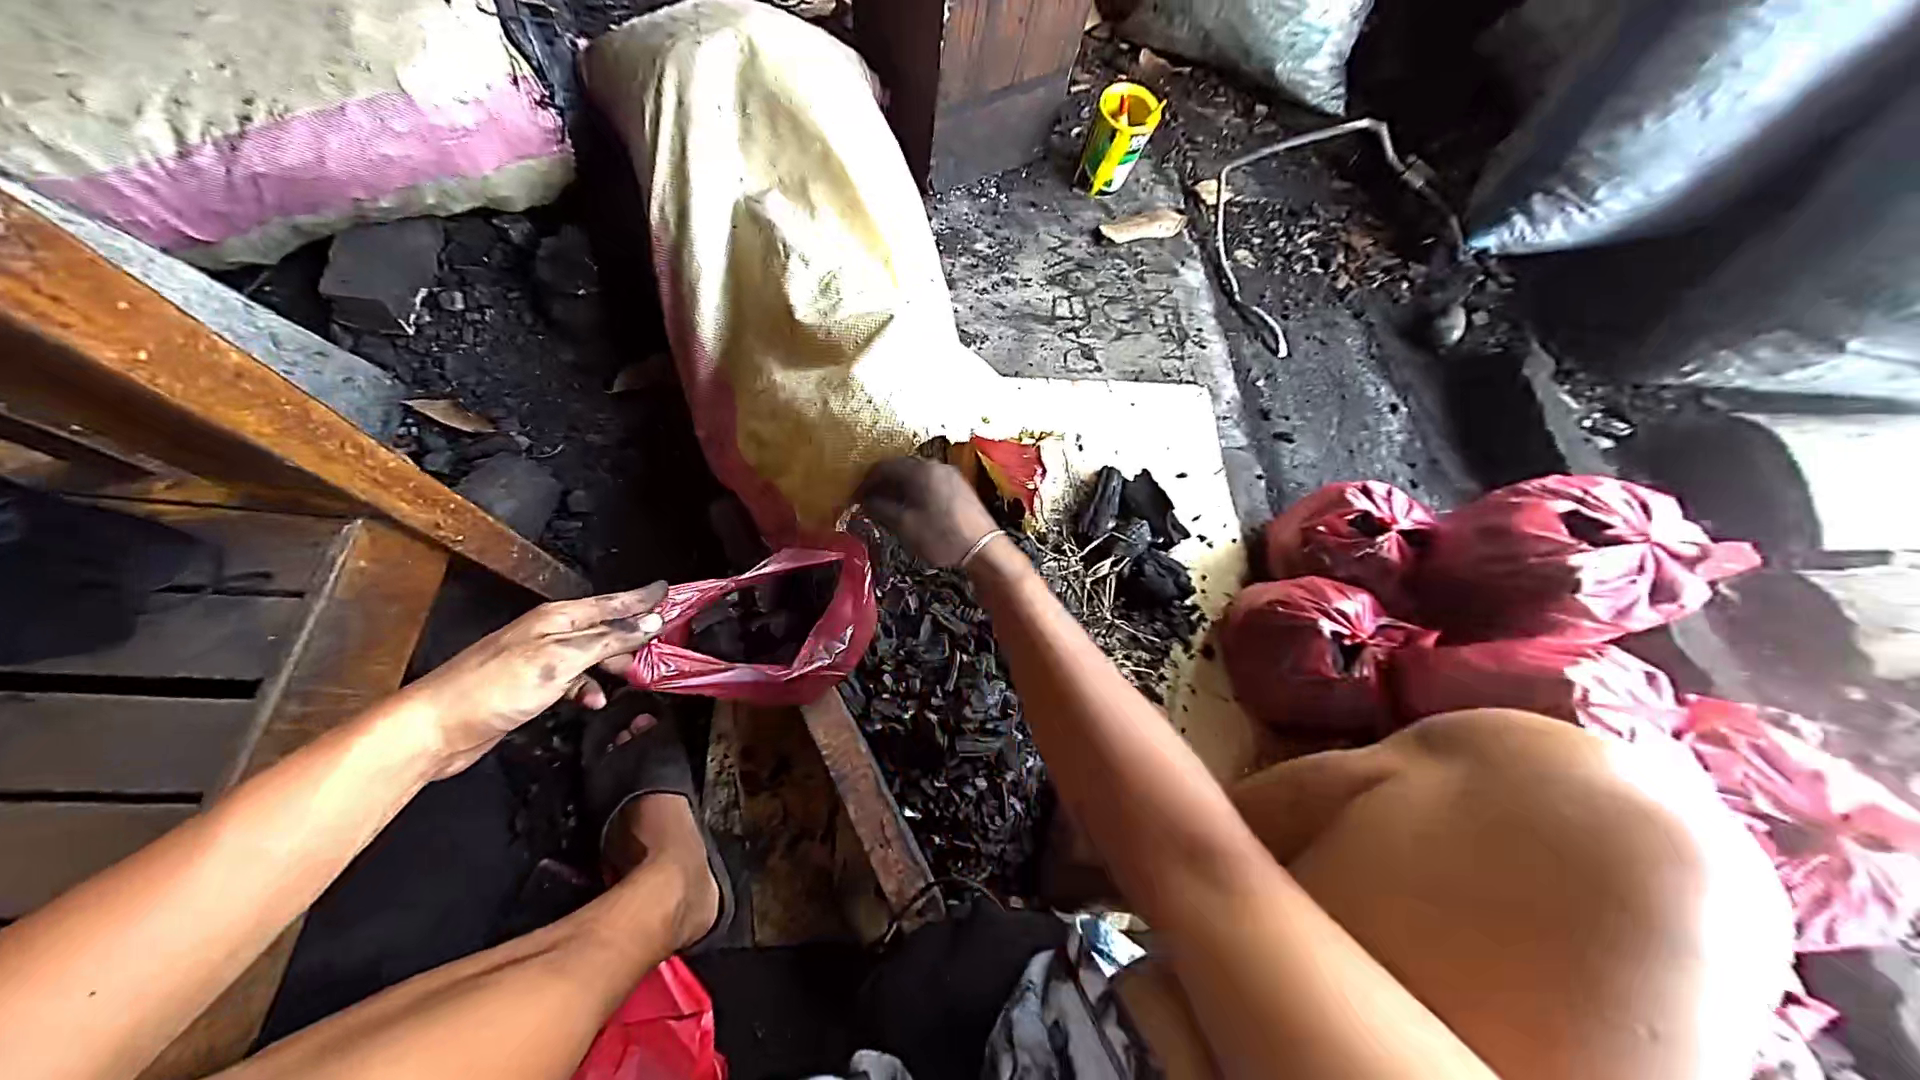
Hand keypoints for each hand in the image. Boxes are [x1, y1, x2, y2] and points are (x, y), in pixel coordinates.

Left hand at [394, 583, 669, 777]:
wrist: (435, 729)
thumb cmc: (490, 689)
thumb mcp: (561, 659)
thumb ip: (609, 639)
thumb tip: (649, 622)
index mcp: (556, 618)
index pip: (612, 602)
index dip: (642, 598)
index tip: (666, 591)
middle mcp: (549, 633)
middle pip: (606, 627)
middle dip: (635, 633)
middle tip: (663, 640)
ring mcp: (540, 659)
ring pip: (593, 655)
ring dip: (615, 665)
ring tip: (635, 675)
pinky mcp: (532, 685)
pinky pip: (575, 680)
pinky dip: (589, 689)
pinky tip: (594, 700)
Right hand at [856, 456, 1000, 566]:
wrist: (984, 550)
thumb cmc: (942, 537)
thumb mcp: (905, 525)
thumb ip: (881, 509)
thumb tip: (865, 501)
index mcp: (921, 471)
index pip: (884, 466)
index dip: (865, 481)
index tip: (855, 497)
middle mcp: (936, 466)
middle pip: (901, 468)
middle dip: (882, 484)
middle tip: (868, 502)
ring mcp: (951, 475)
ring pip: (916, 476)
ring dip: (898, 488)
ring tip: (887, 508)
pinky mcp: (960, 487)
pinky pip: (930, 482)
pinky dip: (915, 491)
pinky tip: (910, 509)